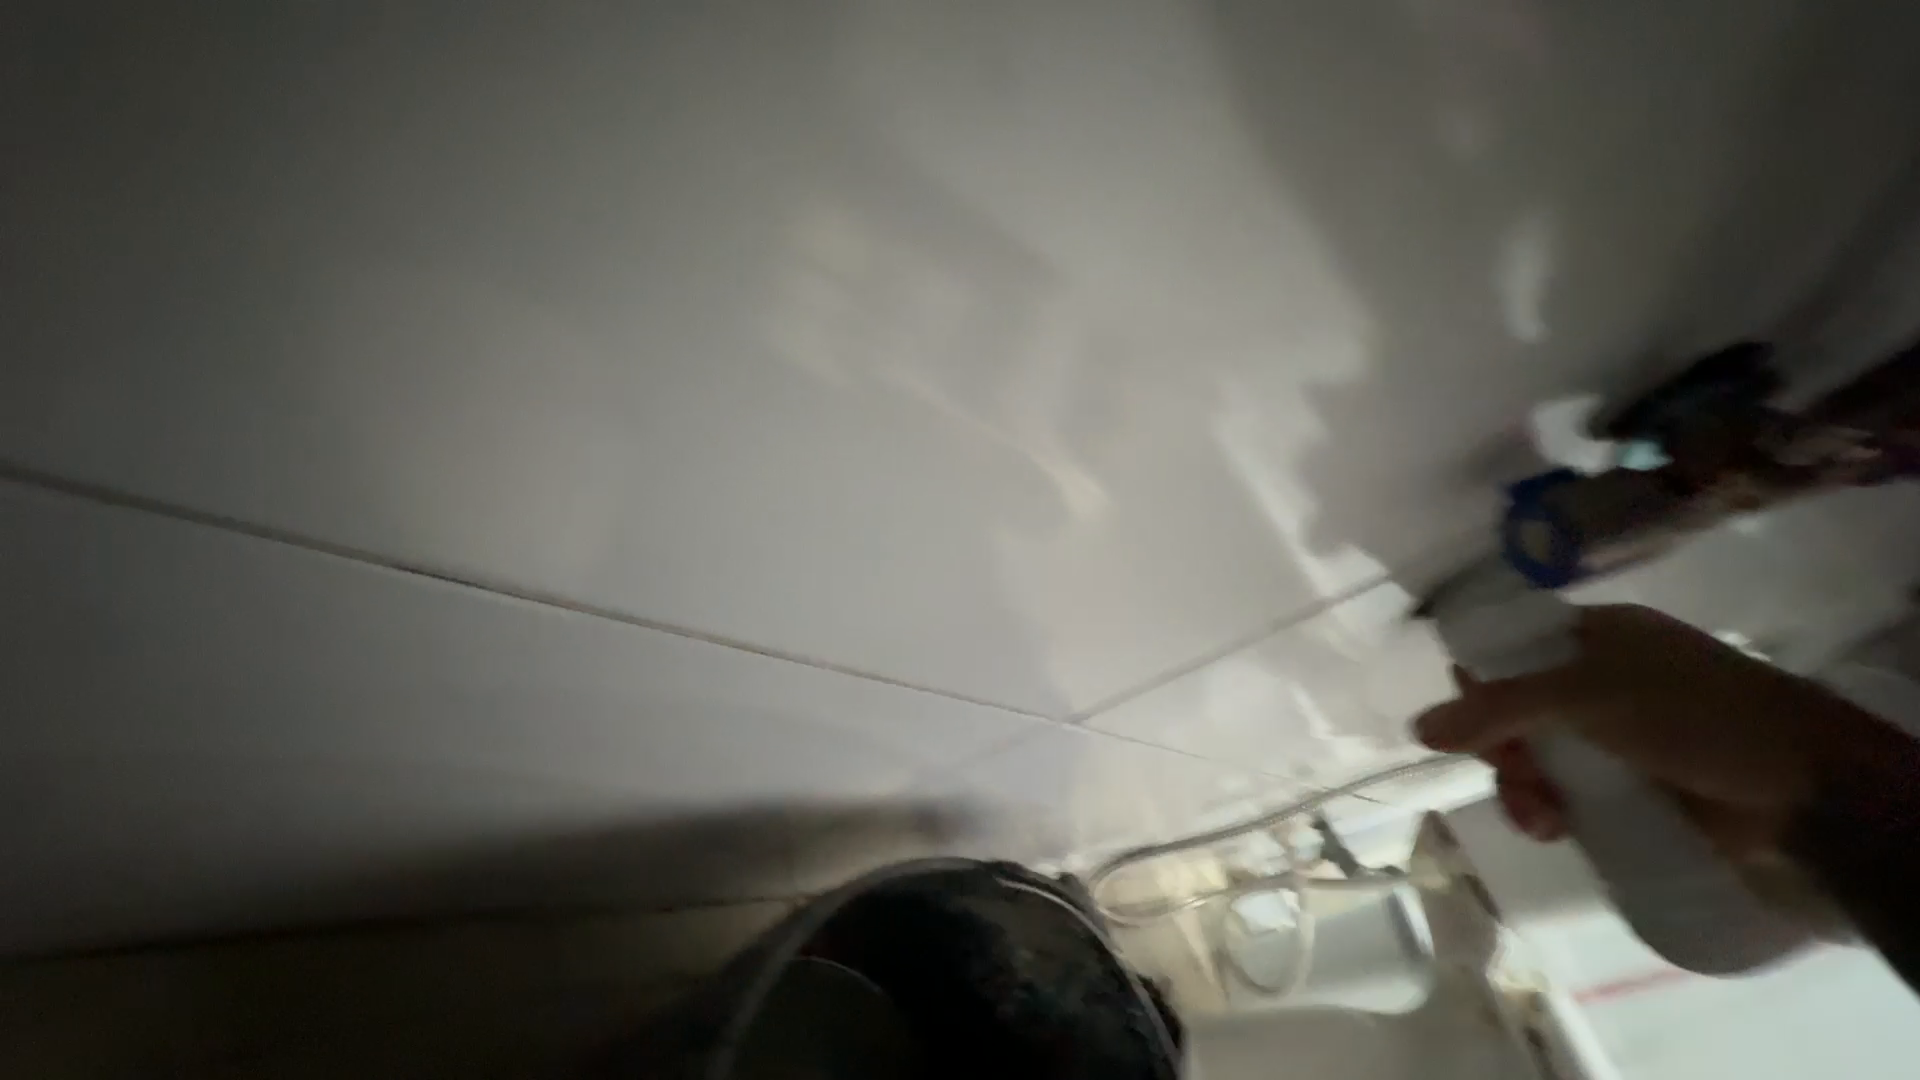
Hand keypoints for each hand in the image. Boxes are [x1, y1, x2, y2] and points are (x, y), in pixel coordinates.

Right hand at [1412, 603, 1874, 857]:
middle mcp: (1593, 682)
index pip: (1506, 650)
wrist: (1813, 791)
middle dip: (1500, 747)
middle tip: (1515, 770)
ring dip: (1520, 788)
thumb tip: (1416, 730)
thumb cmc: (1695, 713)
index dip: (1477, 681)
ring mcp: (1611, 736)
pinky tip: (1552, 828)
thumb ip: (1497, 709)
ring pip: (1532, 758)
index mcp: (1589, 639)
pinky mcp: (1626, 786)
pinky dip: (1548, 811)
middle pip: (1509, 710)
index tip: (1470, 716)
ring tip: (1539, 816)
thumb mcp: (1585, 694)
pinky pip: (1561, 794)